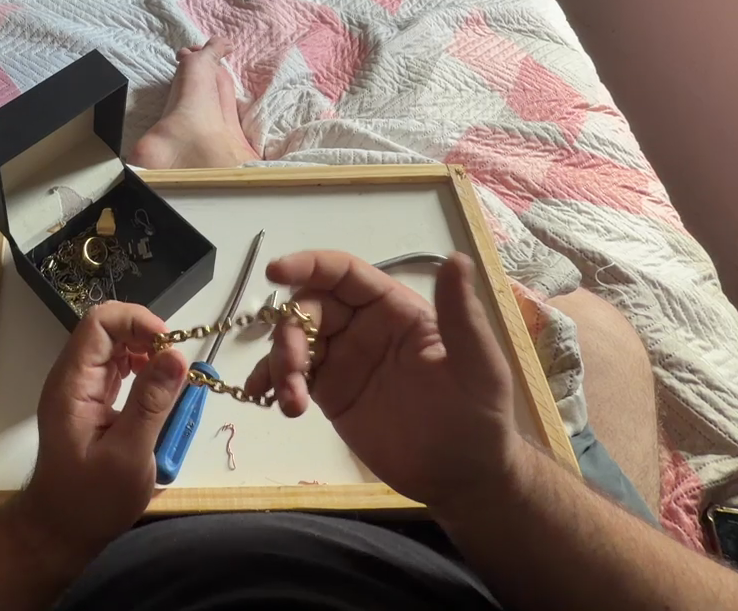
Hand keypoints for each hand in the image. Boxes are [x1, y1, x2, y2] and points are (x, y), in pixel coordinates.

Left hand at [9, 302, 190, 565]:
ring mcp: (79, 385)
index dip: (136, 321)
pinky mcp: (90, 397)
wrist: (60, 531)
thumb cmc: (92, 501)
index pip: (99, 323)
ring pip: (112, 342)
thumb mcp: (130, 455)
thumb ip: (152, 403)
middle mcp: (71, 375)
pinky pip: (115, 363)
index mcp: (72, 383)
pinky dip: (140, 365)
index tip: (168, 345)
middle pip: (105, 326)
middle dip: (143, 332)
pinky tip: (156, 384)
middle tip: (173, 360)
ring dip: (144, 348)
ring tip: (169, 373)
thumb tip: (176, 354)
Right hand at [246, 251, 526, 510]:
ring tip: (291, 401)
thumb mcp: (476, 365)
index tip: (275, 272)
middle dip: (290, 331)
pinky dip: (269, 379)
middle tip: (292, 369)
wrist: (462, 479)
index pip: (343, 272)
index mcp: (391, 307)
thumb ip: (461, 314)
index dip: (308, 265)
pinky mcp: (327, 390)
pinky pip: (289, 373)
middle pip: (308, 307)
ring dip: (280, 362)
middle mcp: (360, 323)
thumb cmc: (476, 415)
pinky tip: (260, 395)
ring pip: (294, 339)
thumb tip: (458, 259)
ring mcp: (340, 356)